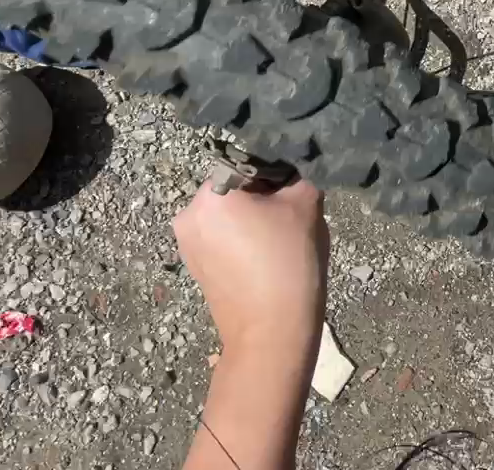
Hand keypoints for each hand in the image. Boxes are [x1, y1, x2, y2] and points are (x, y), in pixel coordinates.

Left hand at [173, 179, 329, 359]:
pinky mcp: (195, 266)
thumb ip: (297, 176)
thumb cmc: (288, 260)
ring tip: (282, 233)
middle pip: (234, 187)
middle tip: (291, 209)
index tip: (294, 186)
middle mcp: (188, 215)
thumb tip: (290, 173)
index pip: (246, 162)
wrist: (273, 330)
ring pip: (229, 211)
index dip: (275, 171)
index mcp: (211, 195)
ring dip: (254, 215)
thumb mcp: (306, 203)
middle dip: (262, 193)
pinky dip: (244, 236)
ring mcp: (187, 244)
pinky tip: (269, 251)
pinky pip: (222, 235)